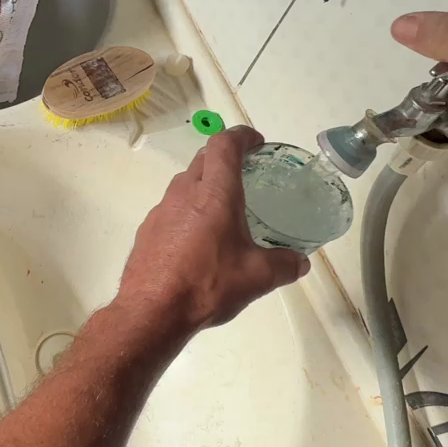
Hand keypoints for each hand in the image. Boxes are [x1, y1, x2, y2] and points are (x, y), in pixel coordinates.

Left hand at [116, 126, 310, 336]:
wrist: (152, 309)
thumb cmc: (207, 284)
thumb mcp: (257, 277)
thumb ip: (284, 265)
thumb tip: (300, 261)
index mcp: (213, 194)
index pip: (224, 146)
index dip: (241, 137)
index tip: (256, 142)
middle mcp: (183, 194)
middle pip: (202, 160)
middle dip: (224, 158)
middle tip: (245, 173)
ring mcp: (160, 211)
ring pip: (183, 184)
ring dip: (203, 185)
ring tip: (224, 208)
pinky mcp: (147, 230)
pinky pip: (171, 208)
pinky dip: (187, 210)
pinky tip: (198, 238)